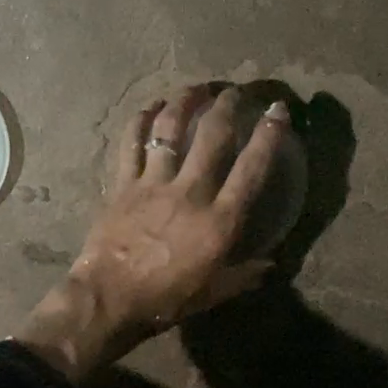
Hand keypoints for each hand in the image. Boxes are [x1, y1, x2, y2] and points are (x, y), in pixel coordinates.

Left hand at [14, 85, 289, 381]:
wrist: (109, 298)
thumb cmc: (166, 299)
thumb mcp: (214, 293)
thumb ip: (245, 274)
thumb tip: (272, 263)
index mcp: (219, 220)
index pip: (253, 167)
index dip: (270, 134)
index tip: (279, 110)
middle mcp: (189, 192)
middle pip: (213, 135)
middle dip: (229, 105)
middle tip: (237, 91)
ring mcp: (152, 184)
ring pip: (170, 129)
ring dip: (185, 101)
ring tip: (197, 87)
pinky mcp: (122, 185)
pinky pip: (131, 144)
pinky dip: (140, 120)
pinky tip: (150, 106)